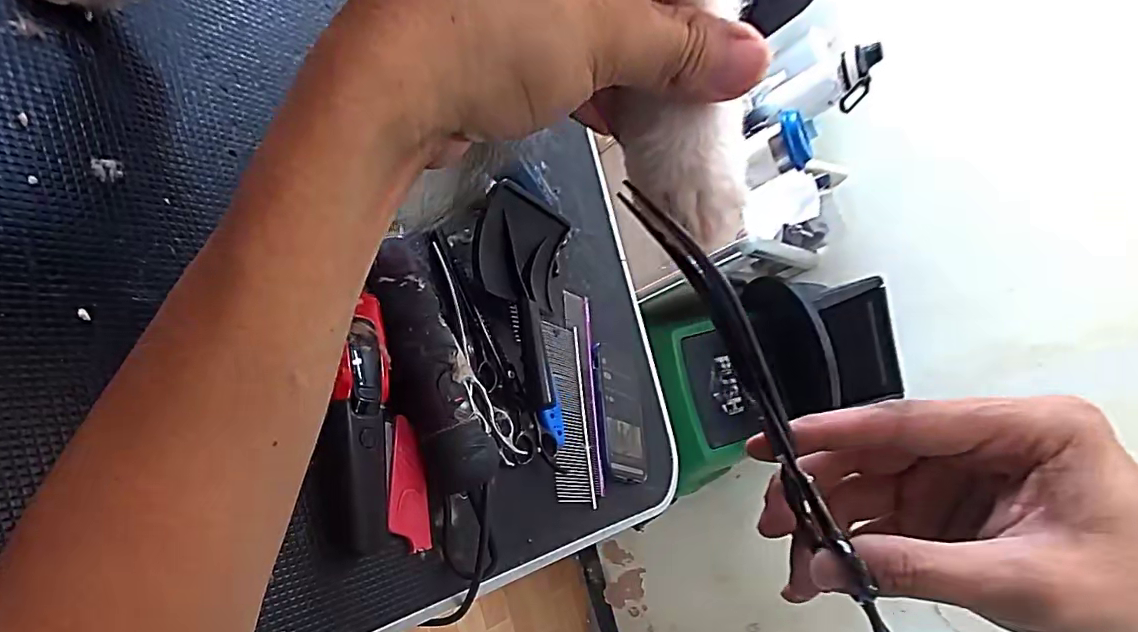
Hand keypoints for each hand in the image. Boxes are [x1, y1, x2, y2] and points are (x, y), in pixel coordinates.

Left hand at [314, 0, 769, 152]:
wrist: (395, 93)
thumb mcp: (601, 34)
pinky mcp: (513, 33)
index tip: (726, 51)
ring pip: (611, 26)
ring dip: (641, 70)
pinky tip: (618, 114)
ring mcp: (532, 0)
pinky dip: (601, 84)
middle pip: (643, 1)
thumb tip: (742, 60)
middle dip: (674, 42)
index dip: (703, 15)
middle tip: (704, 83)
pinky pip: (576, 52)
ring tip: (668, 108)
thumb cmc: (474, 33)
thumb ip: (676, 47)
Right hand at [753, 397, 1137, 631]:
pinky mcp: (955, 515)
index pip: (915, 421)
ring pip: (874, 490)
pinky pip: (887, 523)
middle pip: (882, 455)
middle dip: (820, 489)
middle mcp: (991, 444)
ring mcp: (968, 480)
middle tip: (771, 524)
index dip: (837, 433)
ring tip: (795, 569)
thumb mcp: (1016, 580)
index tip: (777, 445)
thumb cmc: (1126, 597)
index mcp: (1030, 429)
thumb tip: (821, 567)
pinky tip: (824, 575)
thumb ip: (913, 566)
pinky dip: (852, 549)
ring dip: (828, 525)